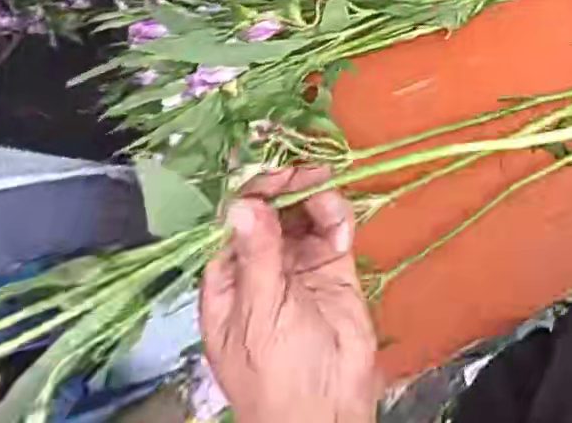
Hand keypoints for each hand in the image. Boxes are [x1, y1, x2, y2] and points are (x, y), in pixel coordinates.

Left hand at [200, 167, 378, 422]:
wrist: (330, 409)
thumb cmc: (278, 373)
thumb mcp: (260, 316)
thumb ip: (258, 257)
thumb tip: (241, 202)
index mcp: (231, 278)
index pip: (238, 221)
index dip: (256, 192)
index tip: (279, 171)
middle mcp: (263, 263)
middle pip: (274, 209)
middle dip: (291, 186)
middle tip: (312, 172)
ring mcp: (299, 262)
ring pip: (305, 212)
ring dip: (317, 198)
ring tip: (329, 199)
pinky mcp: (333, 264)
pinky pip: (333, 228)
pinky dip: (338, 217)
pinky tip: (341, 225)